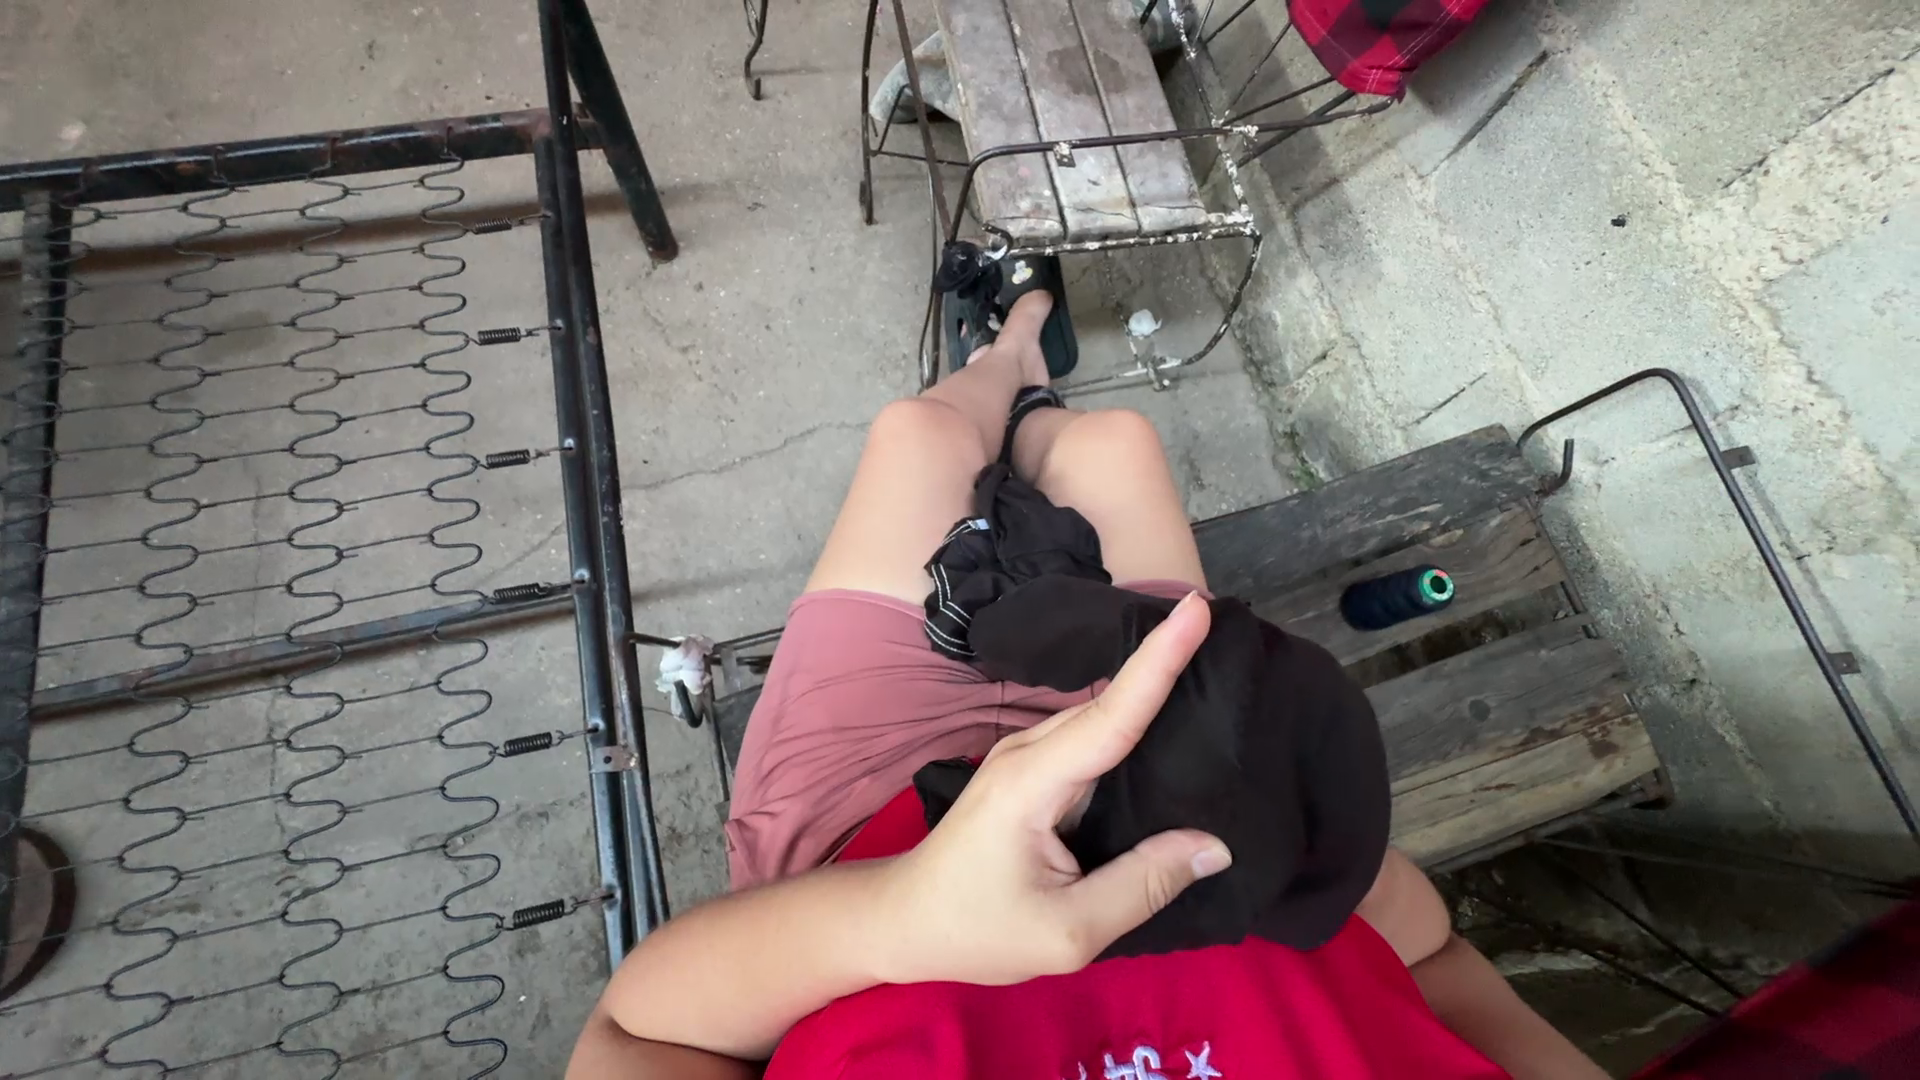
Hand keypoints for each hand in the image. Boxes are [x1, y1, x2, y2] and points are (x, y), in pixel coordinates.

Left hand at [872, 592, 1231, 985]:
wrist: (907, 918)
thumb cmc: (979, 929)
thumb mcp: (1068, 931)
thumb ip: (1141, 886)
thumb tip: (1212, 845)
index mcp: (1034, 780)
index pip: (1112, 713)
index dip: (1158, 659)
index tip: (1195, 608)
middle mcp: (1029, 751)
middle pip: (1108, 702)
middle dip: (1164, 661)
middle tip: (1225, 634)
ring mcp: (1024, 755)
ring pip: (1098, 716)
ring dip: (1148, 688)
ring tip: (1209, 667)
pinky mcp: (1028, 768)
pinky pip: (1089, 737)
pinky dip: (1129, 722)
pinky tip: (1164, 724)